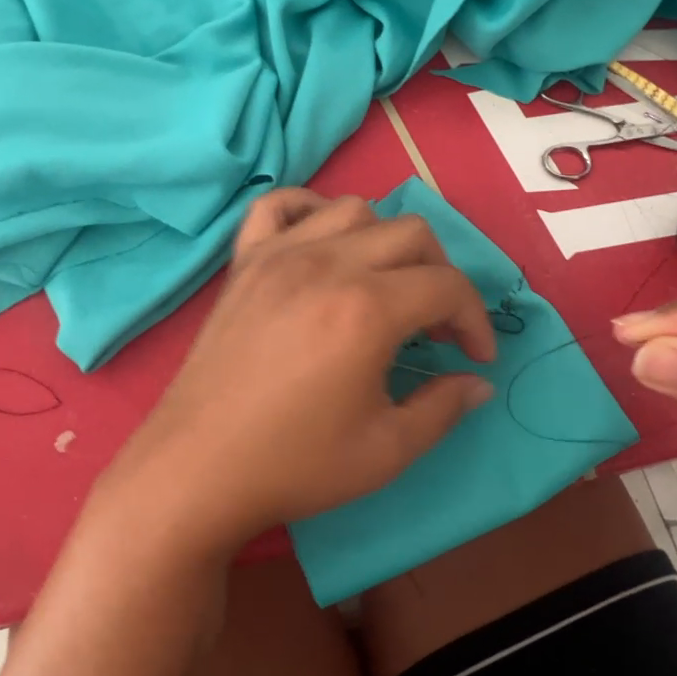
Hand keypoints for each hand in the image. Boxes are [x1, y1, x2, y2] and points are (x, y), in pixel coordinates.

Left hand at [104, 189, 497, 550]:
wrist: (198, 470)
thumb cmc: (295, 465)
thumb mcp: (386, 451)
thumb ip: (443, 409)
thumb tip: (478, 383)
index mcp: (368, 309)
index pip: (447, 285)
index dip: (475, 319)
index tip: (475, 356)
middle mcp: (327, 264)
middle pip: (410, 233)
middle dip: (440, 275)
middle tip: (435, 325)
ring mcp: (279, 255)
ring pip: (353, 209)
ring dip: (384, 240)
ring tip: (383, 285)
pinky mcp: (243, 262)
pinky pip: (279, 205)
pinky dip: (309, 210)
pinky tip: (320, 244)